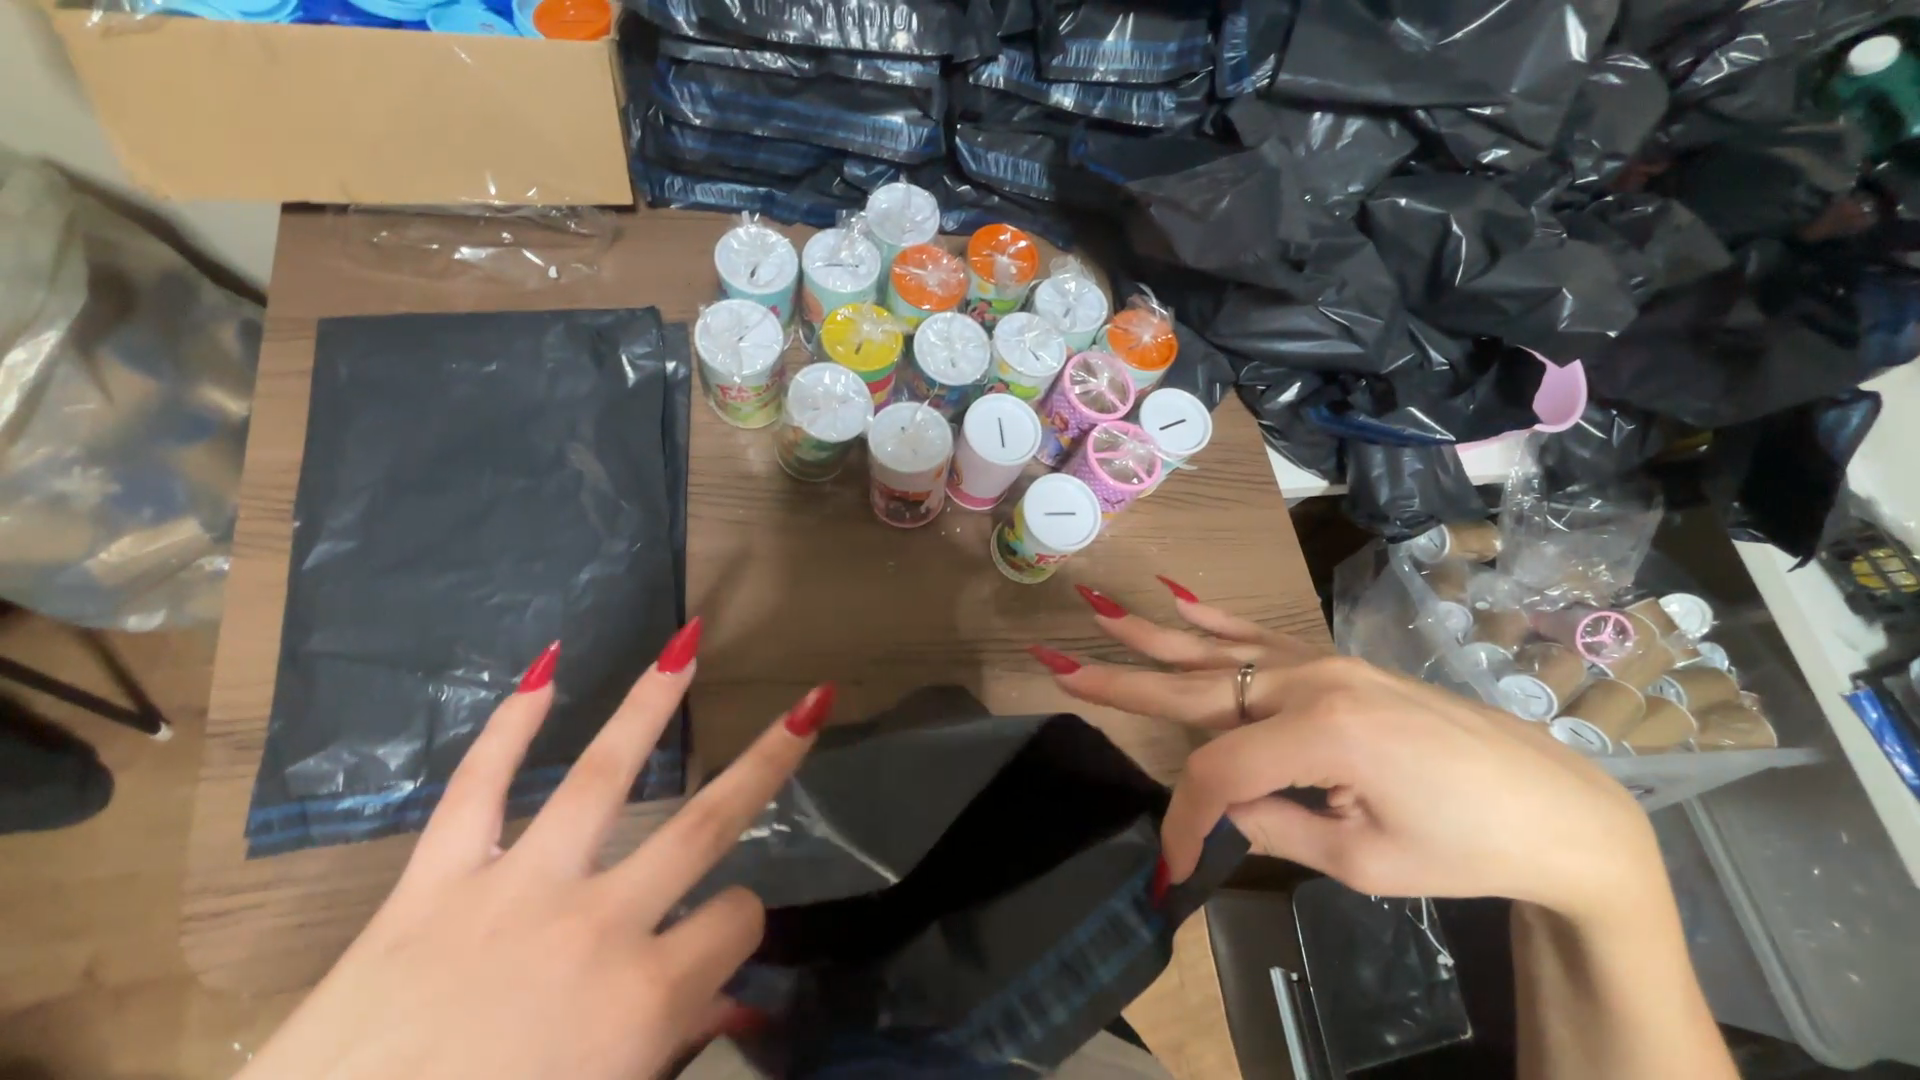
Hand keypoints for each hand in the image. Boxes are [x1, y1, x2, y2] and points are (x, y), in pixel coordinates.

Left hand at [238, 618, 833, 1079]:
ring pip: (604, 776)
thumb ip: (678, 1042)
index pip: (738, 920)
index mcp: (647, 996)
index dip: (743, 925)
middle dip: (770, 762)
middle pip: (707, 826)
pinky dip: (509, 726)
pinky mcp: (436, 880)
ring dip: (650, 704)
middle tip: (808, 707)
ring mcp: (518, 890)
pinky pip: (479, 787)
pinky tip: (543, 669)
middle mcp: (599, 924)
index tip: (722, 939)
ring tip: (685, 645)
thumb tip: (737, 1007)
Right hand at [1034, 579, 1662, 922]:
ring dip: (1152, 634)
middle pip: (1196, 687)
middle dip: (1122, 683)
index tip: (1172, 864)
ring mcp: (1325, 663)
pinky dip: (1214, 618)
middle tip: (1056, 666)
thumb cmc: (1467, 848)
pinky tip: (1177, 595)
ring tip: (1096, 605)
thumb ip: (1276, 825)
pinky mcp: (1336, 664)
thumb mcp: (1363, 861)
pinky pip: (1261, 636)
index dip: (1185, 818)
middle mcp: (1312, 681)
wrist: (1555, 809)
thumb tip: (1222, 802)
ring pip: (1218, 650)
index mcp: (1322, 735)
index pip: (1218, 774)